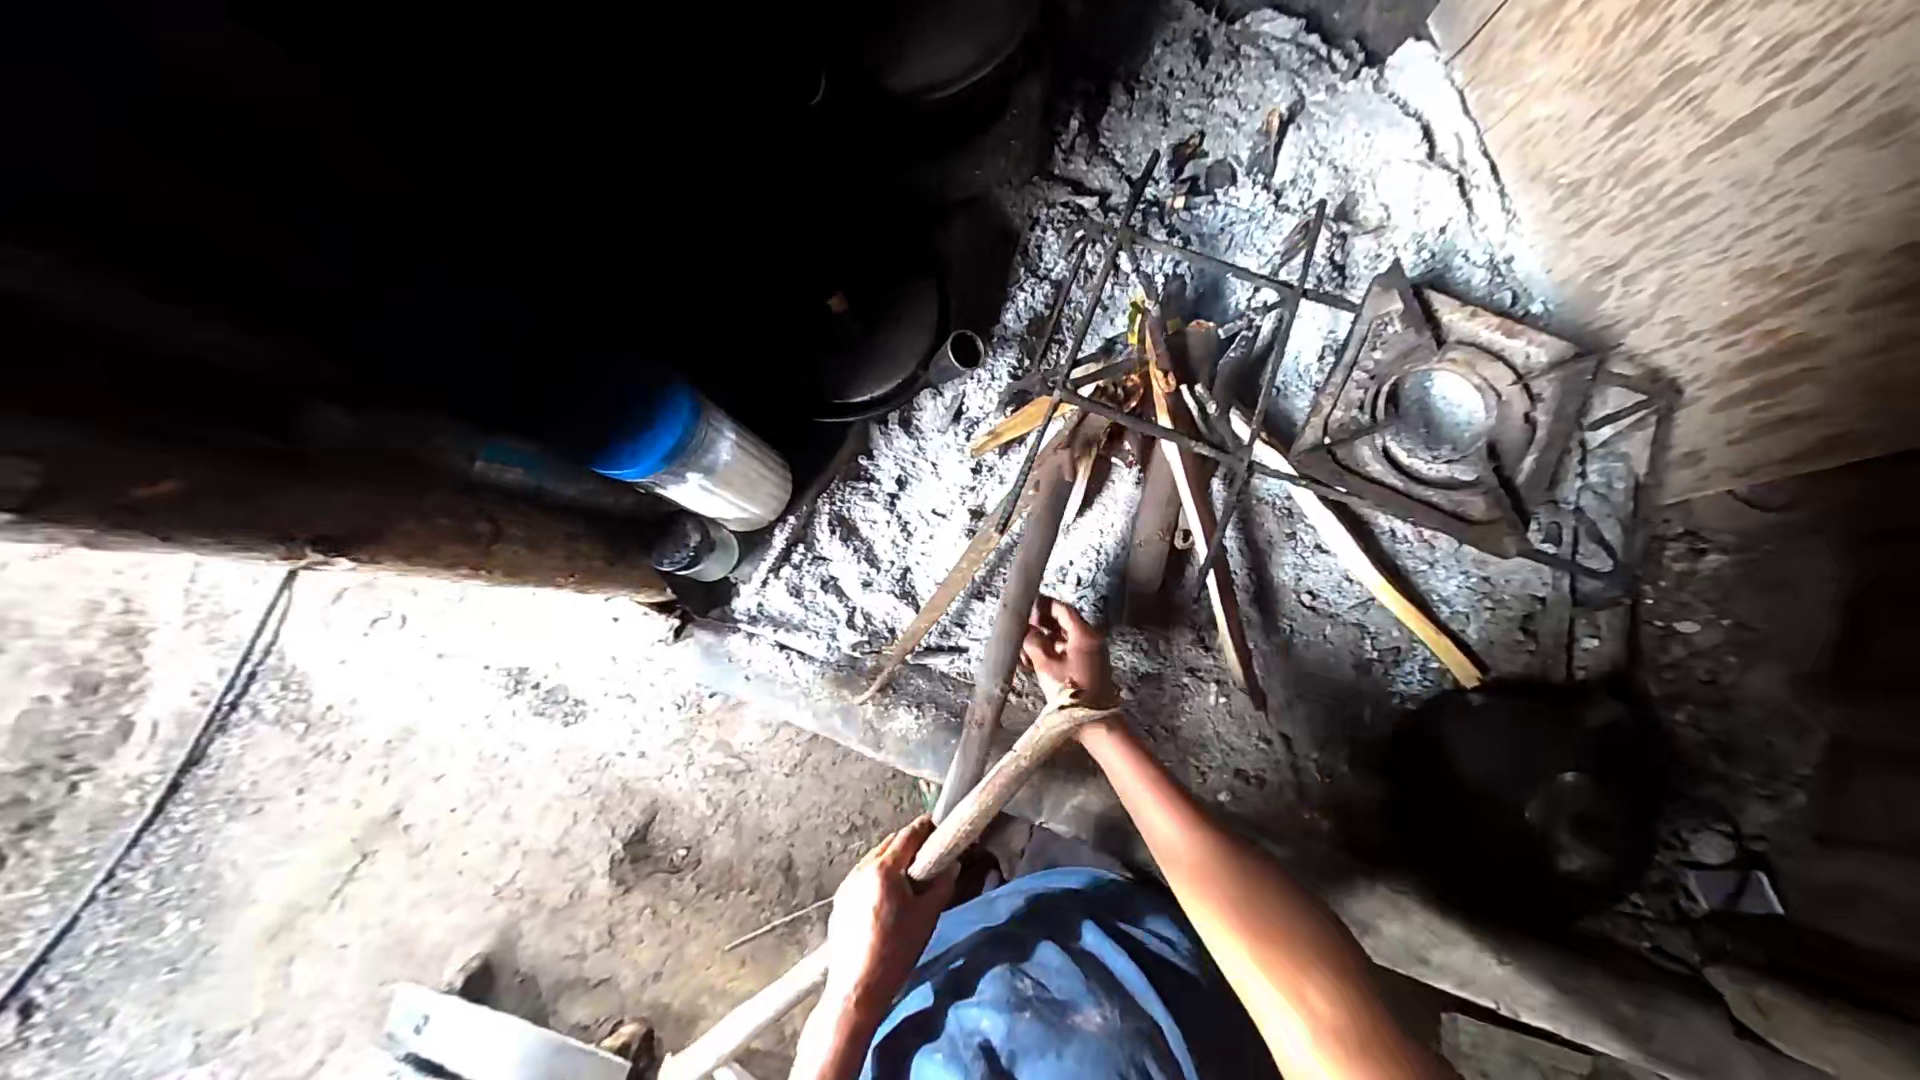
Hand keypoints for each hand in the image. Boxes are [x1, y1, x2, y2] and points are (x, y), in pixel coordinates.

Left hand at [823, 816, 957, 1008]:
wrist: (857, 988)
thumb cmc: (896, 951)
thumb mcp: (927, 916)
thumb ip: (942, 884)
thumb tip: (952, 863)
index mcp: (884, 869)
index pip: (908, 835)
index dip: (925, 827)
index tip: (938, 825)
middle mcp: (862, 868)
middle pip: (890, 843)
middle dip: (909, 842)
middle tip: (929, 852)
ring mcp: (848, 883)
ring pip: (875, 857)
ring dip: (893, 858)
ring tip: (910, 874)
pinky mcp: (840, 899)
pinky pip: (863, 875)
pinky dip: (878, 874)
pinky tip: (889, 894)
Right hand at [1021, 596, 1117, 708]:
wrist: (1093, 721)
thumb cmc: (1071, 692)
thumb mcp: (1046, 666)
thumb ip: (1034, 643)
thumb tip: (1027, 631)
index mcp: (1084, 635)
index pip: (1063, 610)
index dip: (1044, 606)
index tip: (1028, 607)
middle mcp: (1091, 639)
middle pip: (1064, 622)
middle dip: (1042, 623)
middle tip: (1023, 626)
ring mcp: (1091, 652)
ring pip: (1064, 637)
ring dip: (1045, 638)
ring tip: (1025, 646)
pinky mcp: (1088, 665)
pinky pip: (1068, 650)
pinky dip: (1052, 650)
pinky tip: (1034, 659)